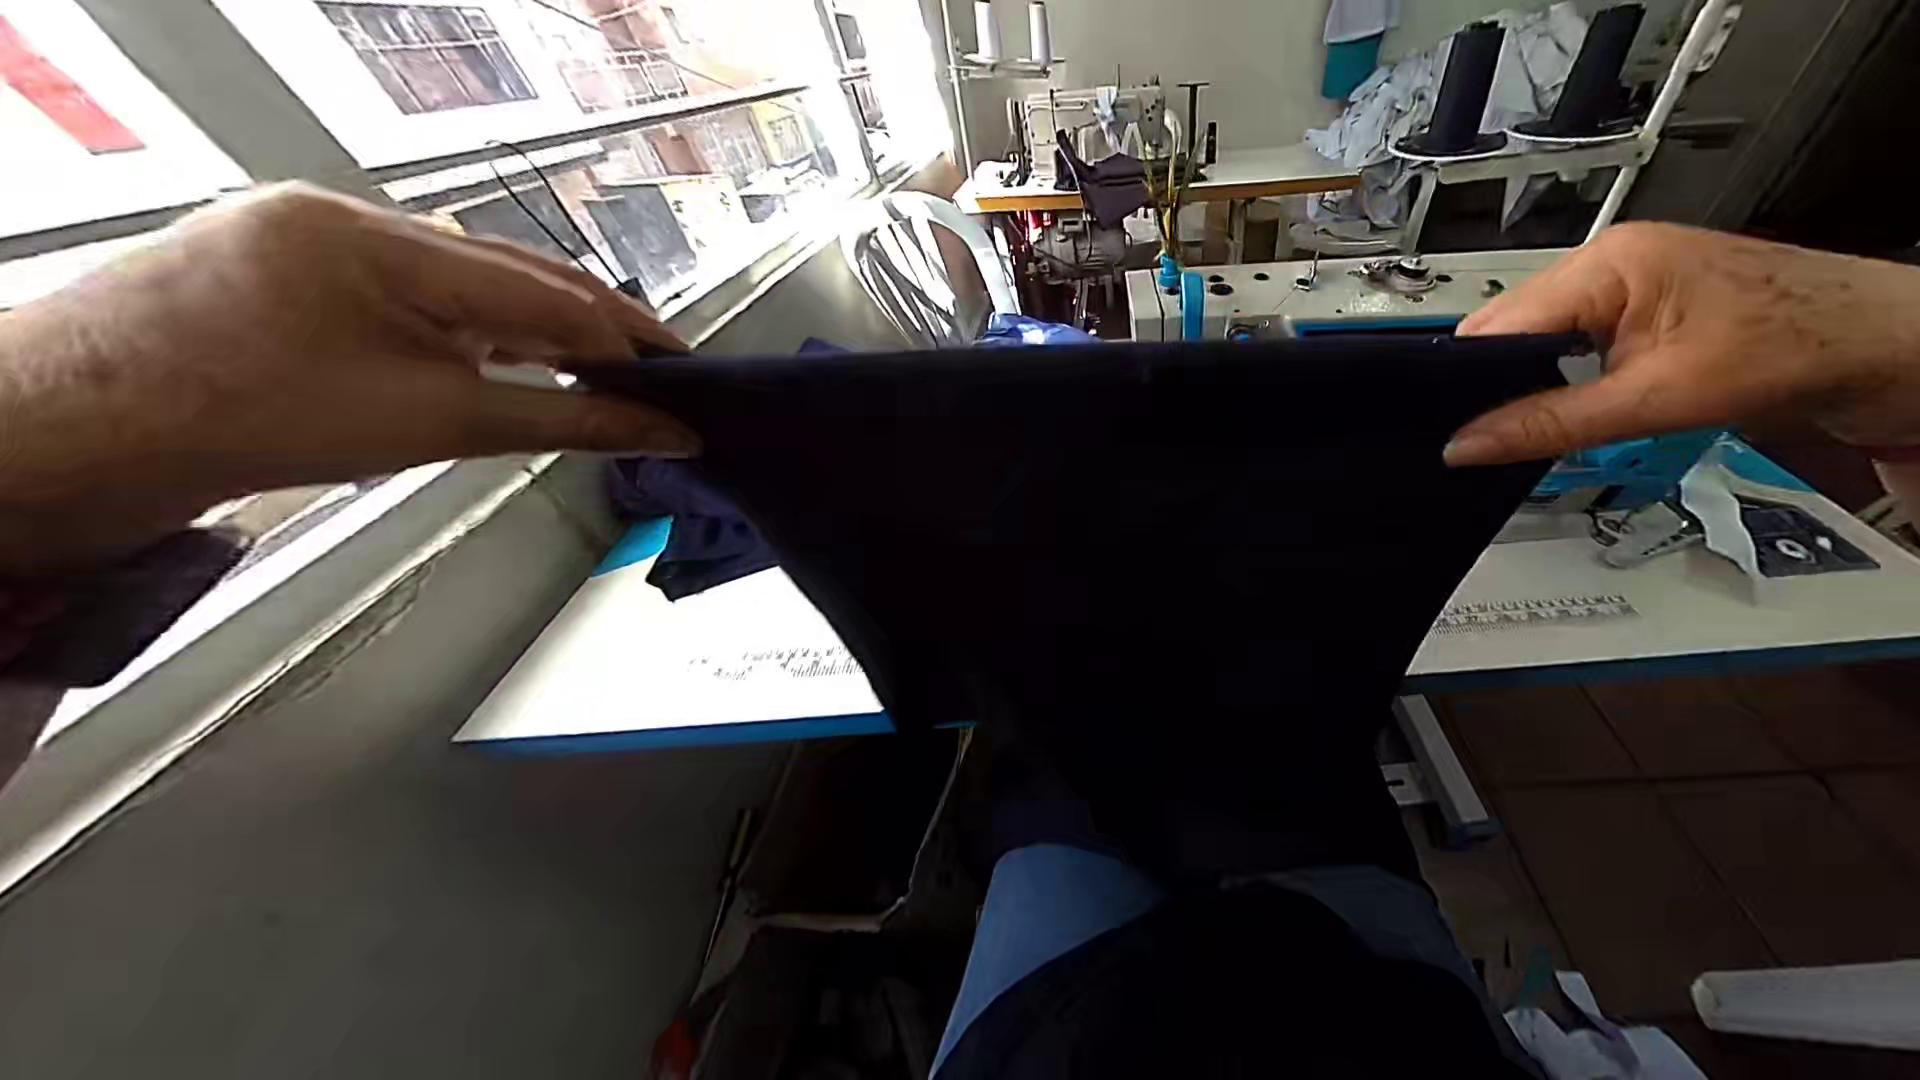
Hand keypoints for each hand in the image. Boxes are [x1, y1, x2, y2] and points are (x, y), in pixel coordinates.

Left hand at [0, 183, 699, 573]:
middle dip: (604, 325)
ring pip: (486, 282)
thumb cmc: (261, 427)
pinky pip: (440, 293)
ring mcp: (335, 236)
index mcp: (384, 243)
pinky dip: (502, 330)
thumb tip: (667, 432)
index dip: (624, 342)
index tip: (680, 381)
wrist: (80, 436)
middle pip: (523, 272)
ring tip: (618, 367)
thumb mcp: (441, 424)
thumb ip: (570, 423)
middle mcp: (361, 219)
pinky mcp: (318, 264)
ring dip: (556, 328)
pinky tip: (536, 355)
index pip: (547, 292)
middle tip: (668, 367)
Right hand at [1447, 222, 1919, 464]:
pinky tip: (1550, 396)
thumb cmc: (1807, 348)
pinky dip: (1541, 373)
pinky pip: (1550, 337)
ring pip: (1520, 336)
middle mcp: (1604, 259)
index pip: (1496, 325)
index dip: (1468, 378)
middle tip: (1484, 428)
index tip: (1452, 426)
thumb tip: (1464, 446)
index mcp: (1609, 263)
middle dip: (1488, 380)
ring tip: (1517, 414)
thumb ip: (1547, 424)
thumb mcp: (1658, 399)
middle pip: (1500, 329)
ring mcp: (1614, 277)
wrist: (1894, 345)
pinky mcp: (1623, 300)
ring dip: (1515, 379)